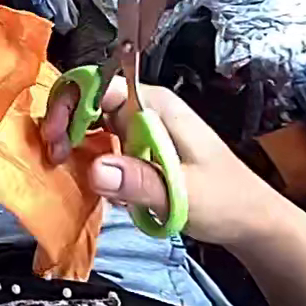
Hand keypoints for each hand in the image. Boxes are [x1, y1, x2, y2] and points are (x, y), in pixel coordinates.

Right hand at [41, 80, 290, 248]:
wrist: (250, 220)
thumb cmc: (226, 200)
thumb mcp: (184, 193)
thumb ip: (141, 181)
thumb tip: (95, 168)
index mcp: (155, 105)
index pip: (100, 86)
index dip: (71, 105)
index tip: (57, 139)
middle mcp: (143, 109)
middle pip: (89, 100)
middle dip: (64, 123)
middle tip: (55, 157)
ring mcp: (139, 128)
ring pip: (90, 121)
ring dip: (71, 142)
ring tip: (64, 169)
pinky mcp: (137, 148)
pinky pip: (101, 143)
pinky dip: (86, 158)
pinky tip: (87, 181)